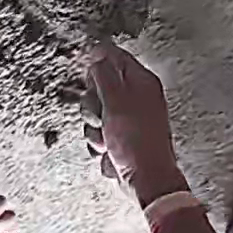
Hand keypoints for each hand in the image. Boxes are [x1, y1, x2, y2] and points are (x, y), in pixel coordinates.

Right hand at [82, 43, 184, 202]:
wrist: (145, 178)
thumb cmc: (136, 140)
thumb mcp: (115, 100)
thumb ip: (103, 74)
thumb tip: (96, 54)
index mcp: (141, 82)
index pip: (115, 56)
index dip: (96, 60)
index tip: (87, 71)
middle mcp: (136, 97)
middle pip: (99, 85)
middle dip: (92, 102)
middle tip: (101, 114)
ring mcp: (127, 118)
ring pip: (94, 111)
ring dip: (94, 127)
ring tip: (107, 138)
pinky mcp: (119, 136)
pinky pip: (96, 130)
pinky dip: (98, 141)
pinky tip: (109, 149)